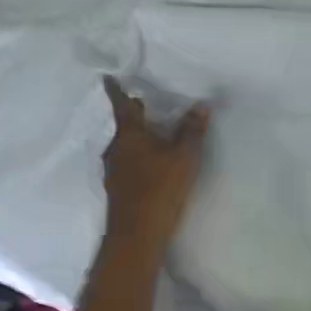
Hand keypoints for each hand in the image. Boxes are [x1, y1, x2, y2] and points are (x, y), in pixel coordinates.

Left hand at [101, 77, 209, 247]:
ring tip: (154, 136)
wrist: (137, 233)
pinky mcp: (117, 188)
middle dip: (134, 115)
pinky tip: (151, 166)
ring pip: (125, 146)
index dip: (116, 90)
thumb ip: (192, 131)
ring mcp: (113, 170)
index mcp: (129, 134)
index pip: (122, 105)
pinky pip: (127, 163)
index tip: (109, 77)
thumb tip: (200, 105)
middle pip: (124, 125)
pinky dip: (137, 157)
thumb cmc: (160, 188)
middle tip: (146, 105)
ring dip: (137, 139)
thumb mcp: (184, 157)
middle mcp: (116, 148)